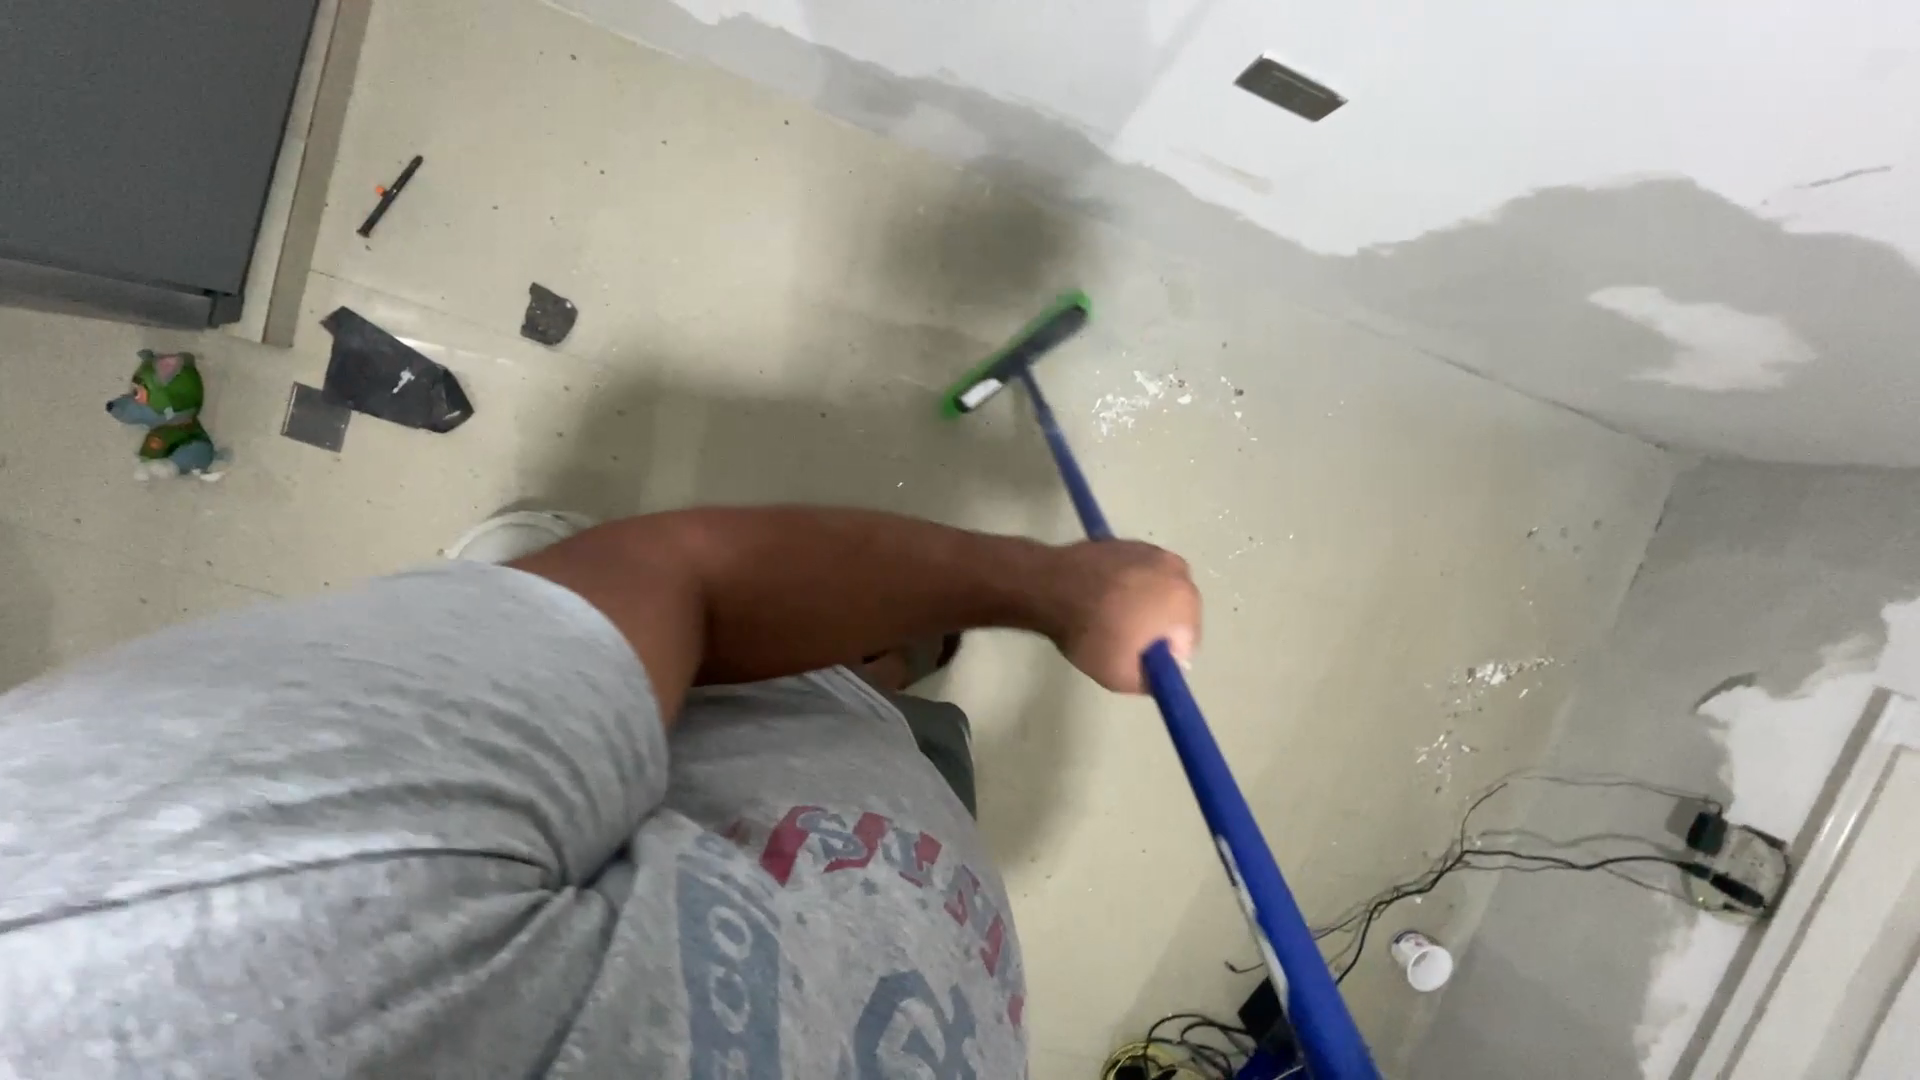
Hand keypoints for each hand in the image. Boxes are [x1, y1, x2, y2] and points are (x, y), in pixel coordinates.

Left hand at [1044, 540, 1200, 693]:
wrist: (1047, 585)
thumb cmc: (1089, 631)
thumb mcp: (1121, 677)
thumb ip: (1152, 681)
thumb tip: (1161, 672)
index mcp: (1185, 600)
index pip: (1185, 643)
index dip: (1160, 657)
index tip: (1132, 657)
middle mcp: (1177, 569)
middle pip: (1175, 613)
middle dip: (1154, 628)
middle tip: (1120, 638)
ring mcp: (1151, 550)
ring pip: (1158, 592)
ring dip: (1141, 606)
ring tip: (1108, 616)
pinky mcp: (1126, 542)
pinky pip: (1138, 575)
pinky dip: (1127, 586)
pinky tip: (1101, 596)